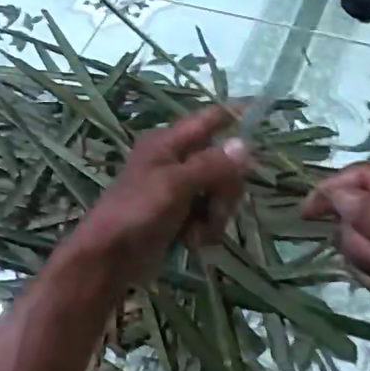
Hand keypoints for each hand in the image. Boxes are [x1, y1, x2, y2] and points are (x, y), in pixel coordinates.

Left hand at [68, 106, 251, 282]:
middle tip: (216, 208)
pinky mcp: (181, 215)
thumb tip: (244, 145)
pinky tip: (192, 242)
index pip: (207, 120)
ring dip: (216, 215)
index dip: (232, 116)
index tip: (260, 113)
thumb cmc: (137, 211)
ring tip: (197, 232)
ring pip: (220, 192)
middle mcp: (175, 160)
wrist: (110, 257)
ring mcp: (179, 189)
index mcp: (167, 142)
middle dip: (225, 190)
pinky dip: (206, 229)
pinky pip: (210, 215)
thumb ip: (210, 165)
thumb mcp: (174, 184)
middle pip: (222, 162)